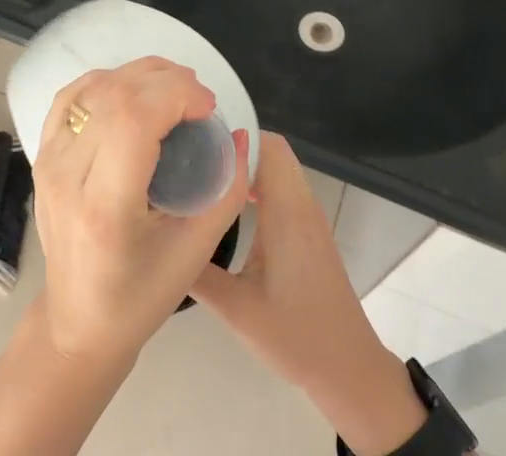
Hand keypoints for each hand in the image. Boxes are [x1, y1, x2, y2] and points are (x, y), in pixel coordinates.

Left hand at [29, 57, 249, 367]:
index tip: (209, 107)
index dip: (176, 95)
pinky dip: (105, 82)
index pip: (133, 119)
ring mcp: (47, 163)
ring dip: (138, 75)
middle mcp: (67, 176)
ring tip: (174, 88)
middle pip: (113, 96)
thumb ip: (225, 190)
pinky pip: (70, 99)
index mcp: (105, 207)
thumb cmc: (140, 297)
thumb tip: (239, 135)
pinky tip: (134, 90)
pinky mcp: (41, 156)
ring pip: (91, 89)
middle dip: (165, 80)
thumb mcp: (194, 252)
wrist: (77, 321)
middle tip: (199, 97)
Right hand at [191, 132, 427, 455]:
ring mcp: (309, 219)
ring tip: (199, 174)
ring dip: (244, 165)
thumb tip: (157, 241)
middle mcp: (302, 206)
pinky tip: (225, 205)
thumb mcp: (235, 308)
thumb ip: (196, 271)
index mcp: (287, 213)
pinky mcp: (309, 233)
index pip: (267, 147)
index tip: (192, 140)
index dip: (232, 135)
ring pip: (278, 170)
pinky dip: (256, 184)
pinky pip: (283, 190)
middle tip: (189, 155)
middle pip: (272, 151)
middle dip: (233, 145)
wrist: (348, 369)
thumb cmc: (295, 336)